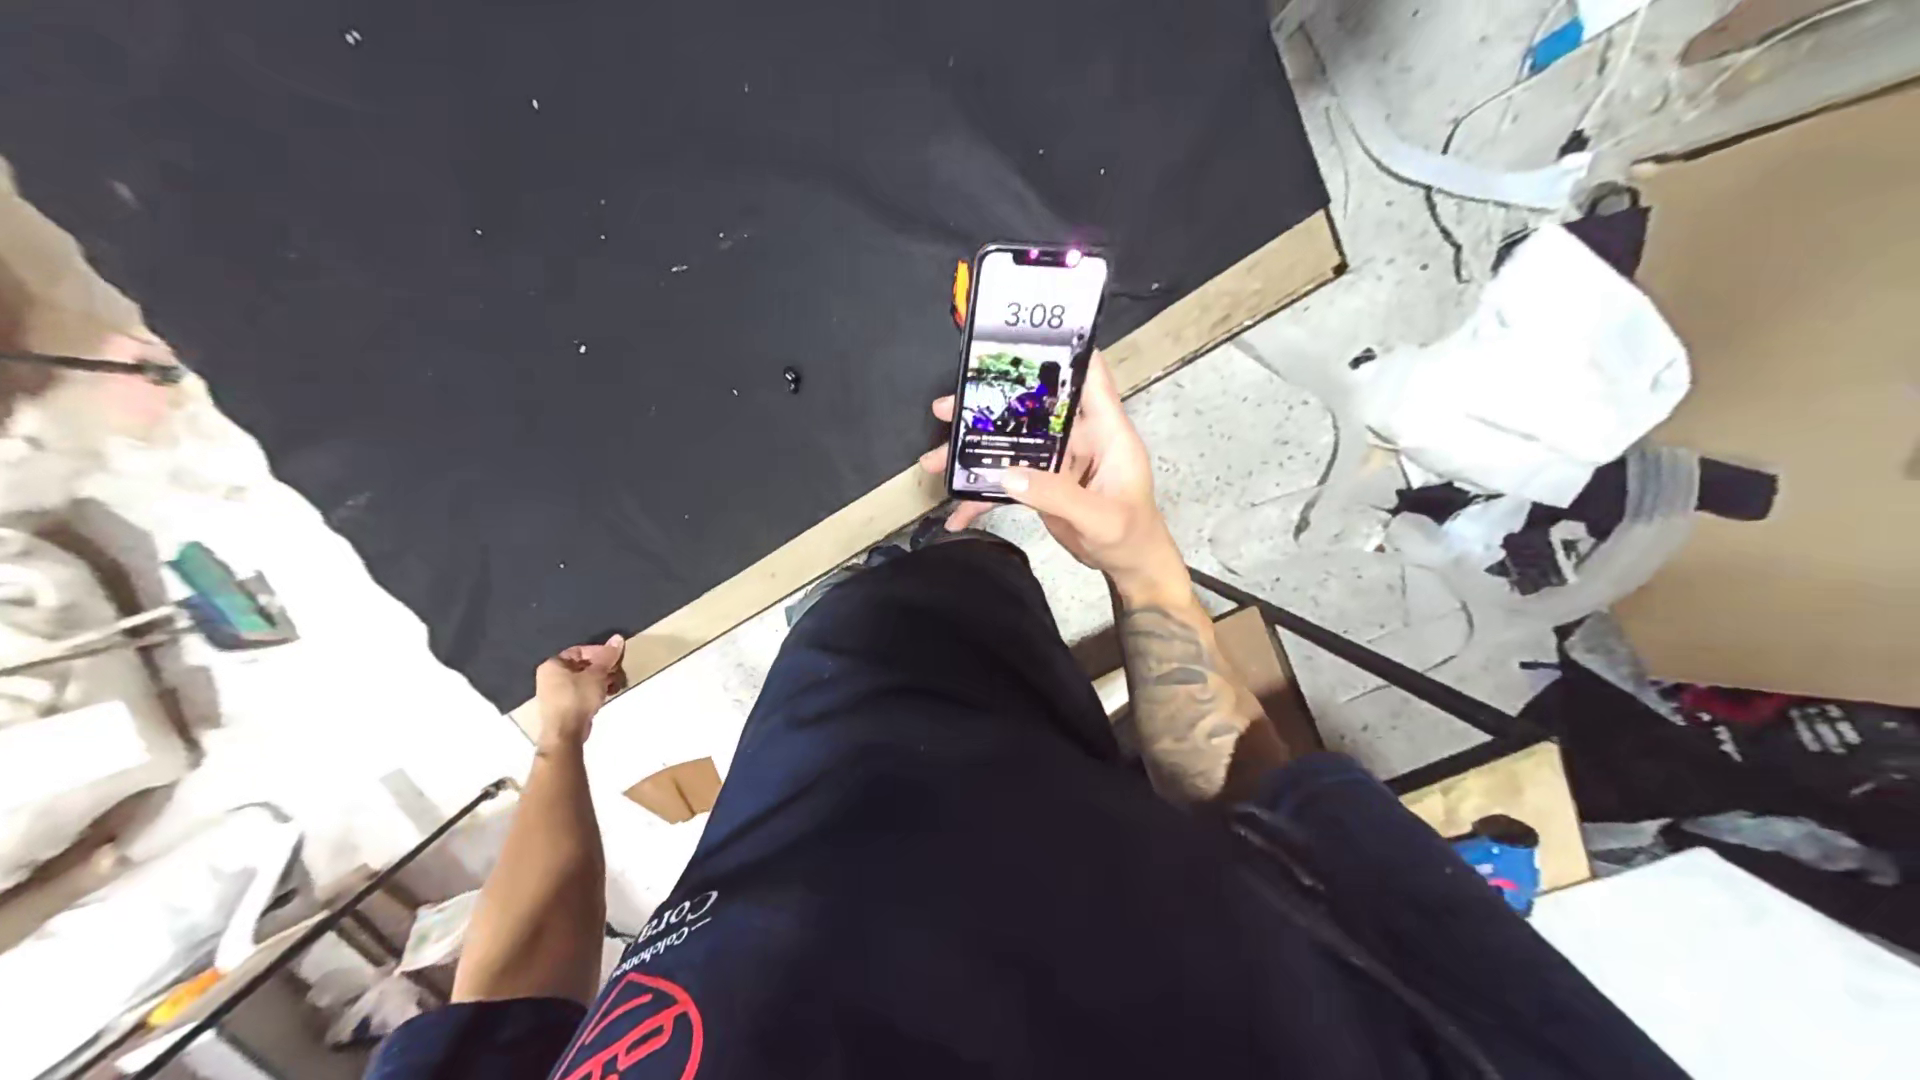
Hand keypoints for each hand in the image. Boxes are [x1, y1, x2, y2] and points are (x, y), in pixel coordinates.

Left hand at [533, 635, 625, 751]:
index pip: (580, 650)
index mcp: (553, 664)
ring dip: (603, 679)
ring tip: (616, 685)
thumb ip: (608, 656)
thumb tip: (618, 638)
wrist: (565, 732)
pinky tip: (608, 694)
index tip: (615, 659)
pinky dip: (595, 690)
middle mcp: (551, 676)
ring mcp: (556, 692)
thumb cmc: (578, 698)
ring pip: (584, 679)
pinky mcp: (564, 705)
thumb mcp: (596, 674)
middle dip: (604, 668)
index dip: (600, 652)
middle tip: (618, 672)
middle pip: (583, 664)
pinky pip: (582, 691)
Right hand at [919, 352, 1188, 603]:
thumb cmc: (1131, 535)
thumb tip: (1007, 476)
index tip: (1022, 342)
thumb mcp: (1100, 517)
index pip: (1089, 378)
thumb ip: (1057, 495)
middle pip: (1031, 410)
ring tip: (935, 460)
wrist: (1128, 565)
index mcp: (1105, 432)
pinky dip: (983, 496)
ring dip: (974, 453)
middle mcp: (1079, 439)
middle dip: (988, 408)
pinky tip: (957, 513)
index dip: (1063, 354)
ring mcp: (1057, 462)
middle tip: (946, 409)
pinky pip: (1009, 483)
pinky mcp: (1043, 485)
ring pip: (1011, 446)